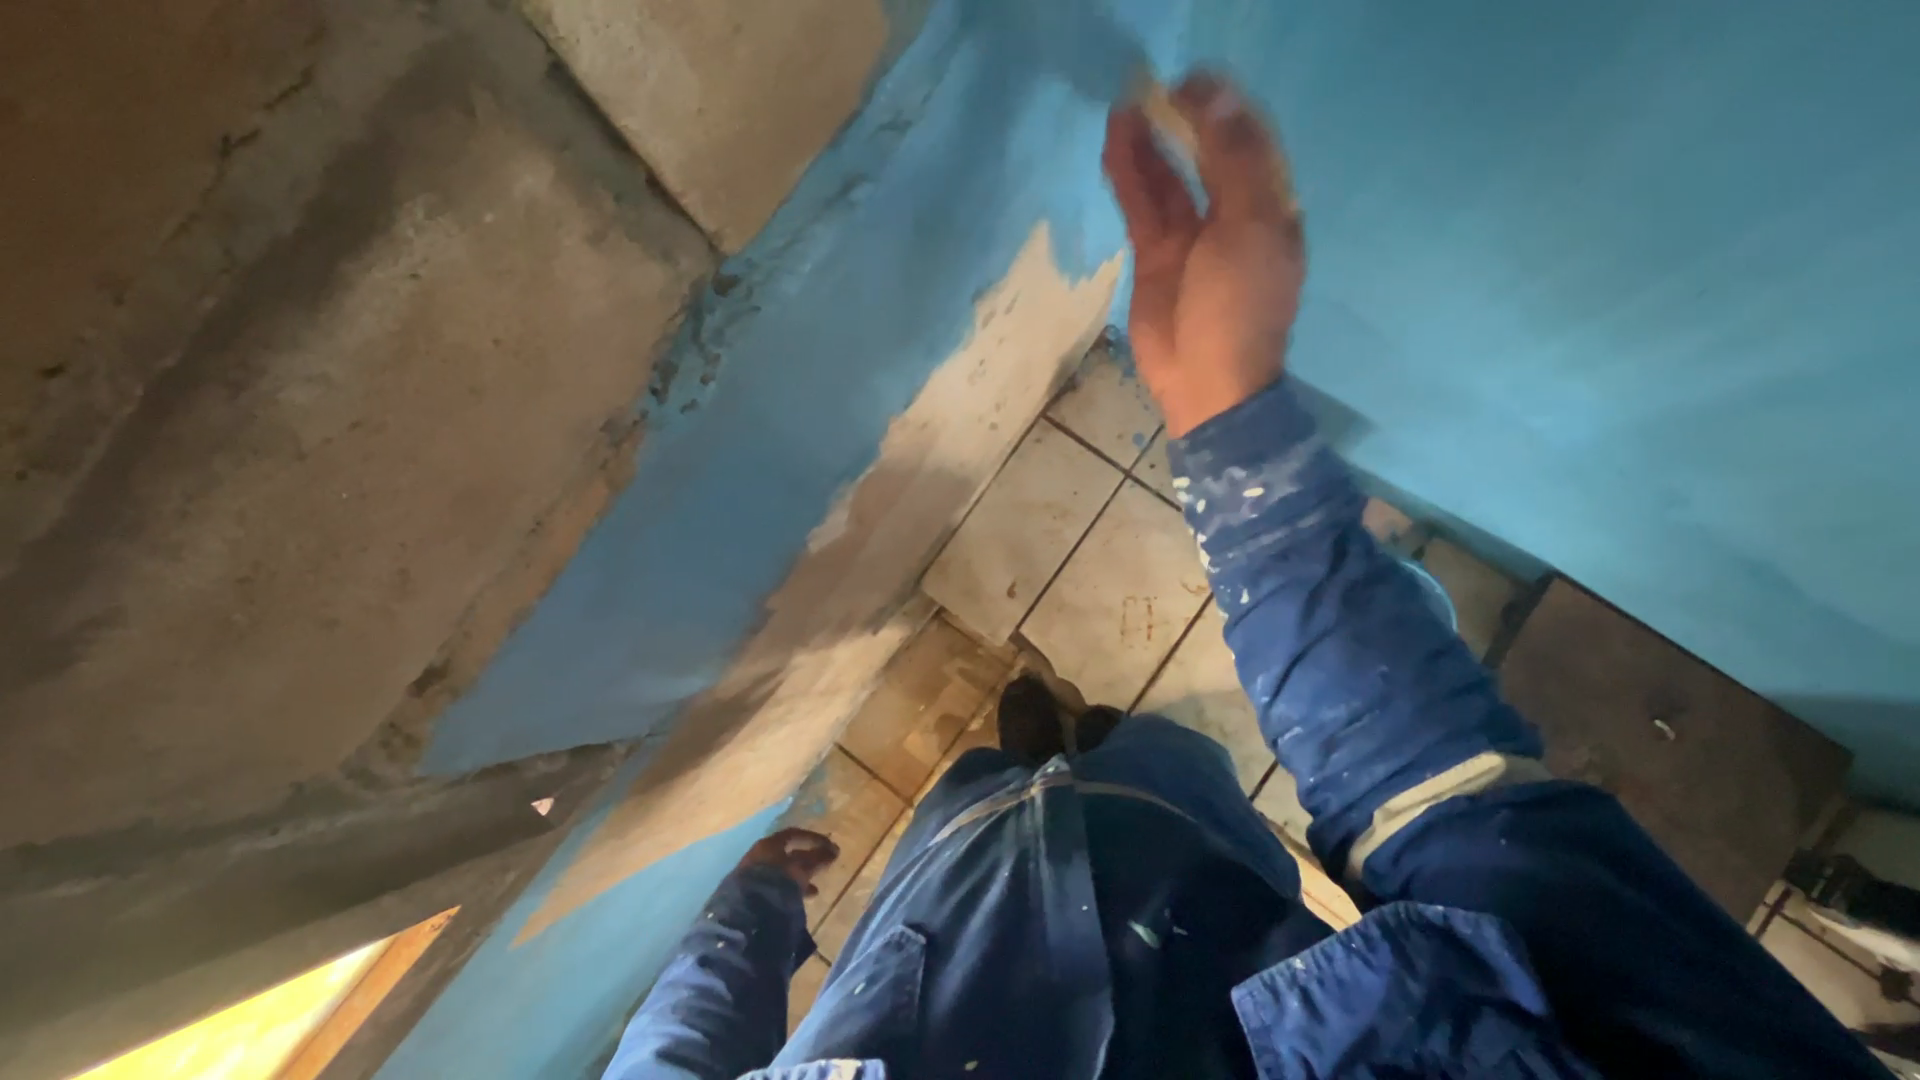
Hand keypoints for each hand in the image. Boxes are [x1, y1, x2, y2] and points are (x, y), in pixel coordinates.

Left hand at [738, 827, 839, 896]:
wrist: (747, 912)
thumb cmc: (777, 881)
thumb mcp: (801, 868)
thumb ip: (818, 858)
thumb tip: (834, 851)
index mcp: (769, 844)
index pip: (794, 834)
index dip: (814, 839)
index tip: (829, 847)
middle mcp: (759, 854)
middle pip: (788, 853)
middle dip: (808, 860)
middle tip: (824, 867)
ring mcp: (753, 874)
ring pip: (782, 872)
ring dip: (799, 878)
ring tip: (815, 890)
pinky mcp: (751, 893)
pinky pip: (775, 886)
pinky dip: (789, 890)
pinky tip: (799, 901)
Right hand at [1102, 73, 1305, 436]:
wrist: (1206, 381)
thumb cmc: (1239, 307)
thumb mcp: (1249, 228)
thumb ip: (1232, 162)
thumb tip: (1215, 97)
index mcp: (1269, 207)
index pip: (1247, 142)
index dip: (1221, 109)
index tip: (1190, 84)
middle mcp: (1231, 215)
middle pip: (1204, 155)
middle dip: (1181, 121)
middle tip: (1152, 89)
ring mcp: (1190, 237)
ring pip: (1167, 179)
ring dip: (1148, 144)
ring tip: (1123, 108)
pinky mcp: (1154, 257)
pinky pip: (1142, 207)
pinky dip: (1129, 176)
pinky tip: (1114, 145)